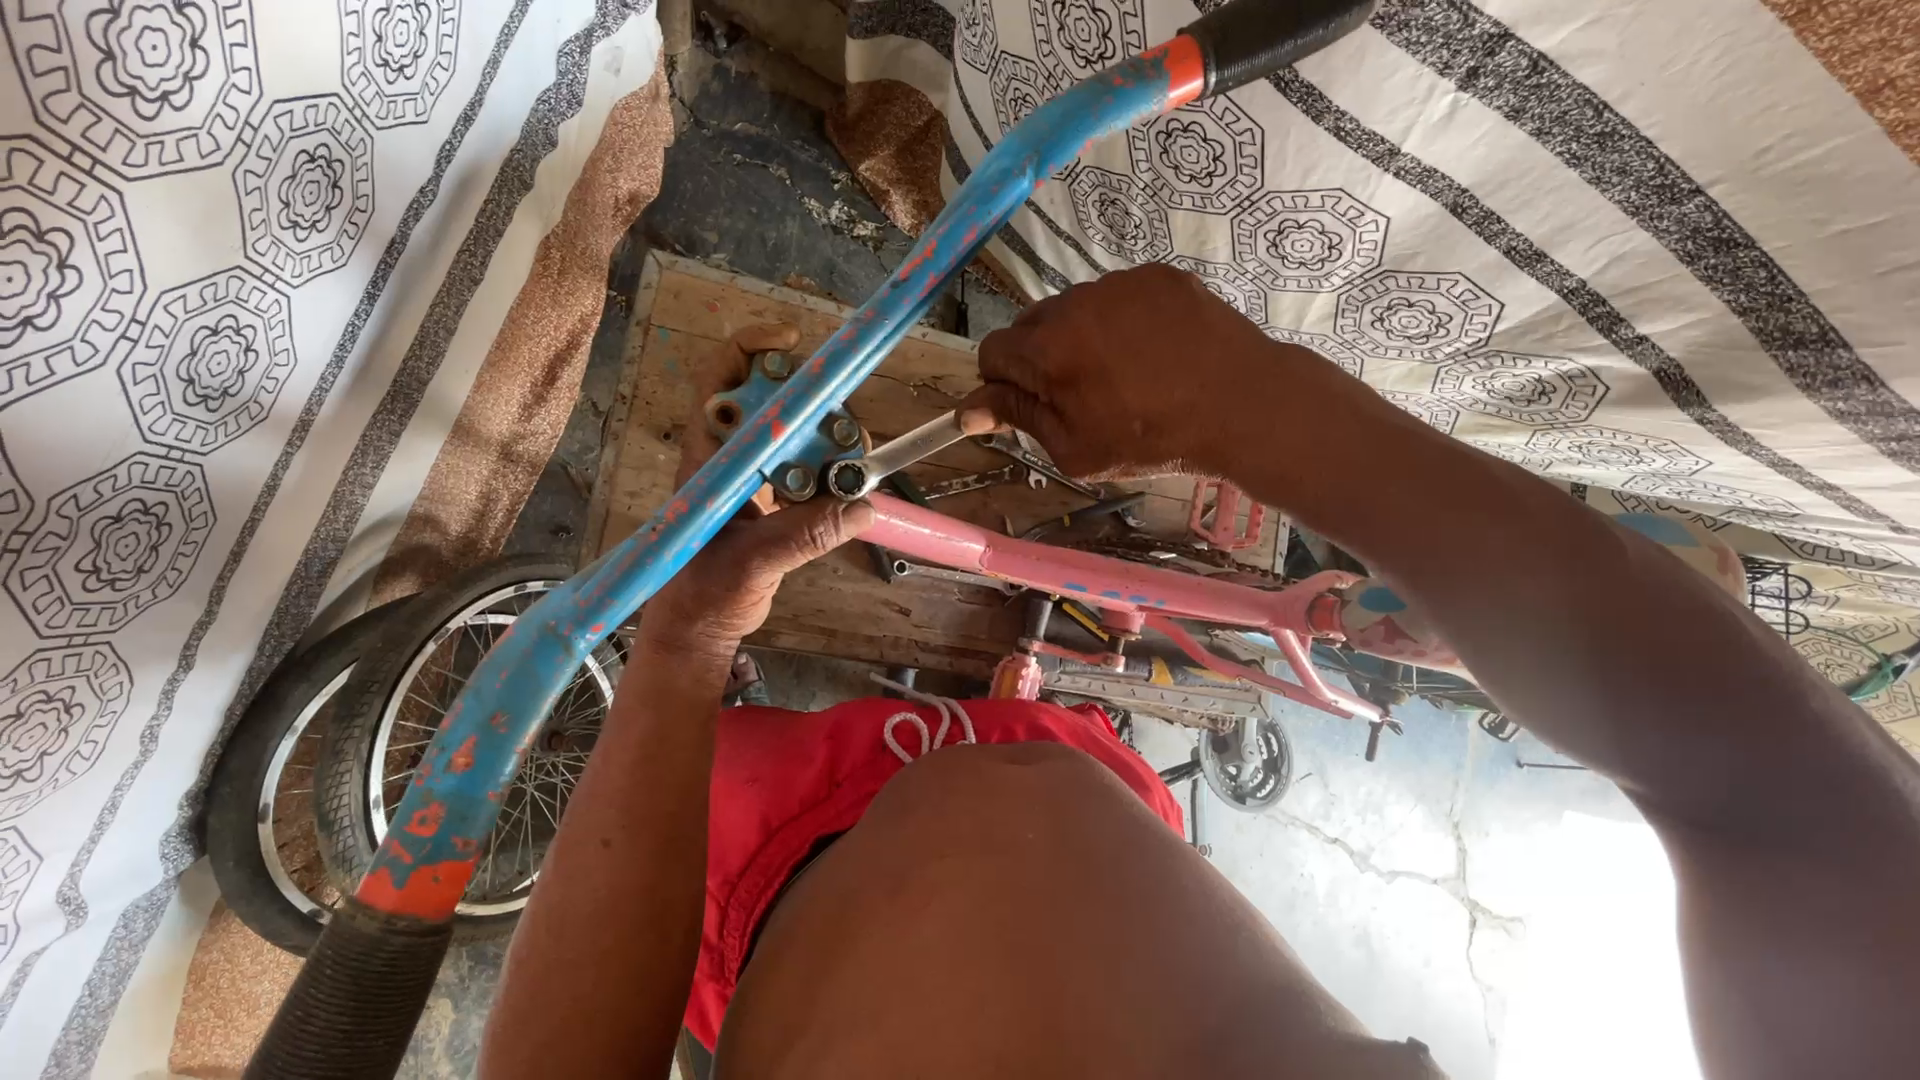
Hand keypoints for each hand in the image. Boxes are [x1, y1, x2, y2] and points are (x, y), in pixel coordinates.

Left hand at [640, 324, 873, 657]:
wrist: (702, 626)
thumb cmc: (704, 592)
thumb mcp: (752, 562)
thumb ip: (801, 535)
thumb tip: (859, 506)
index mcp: (709, 456)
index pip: (721, 381)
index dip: (752, 349)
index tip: (792, 342)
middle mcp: (734, 456)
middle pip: (777, 402)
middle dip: (816, 408)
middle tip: (844, 436)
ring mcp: (757, 477)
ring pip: (801, 436)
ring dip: (831, 445)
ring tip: (853, 470)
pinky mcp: (778, 501)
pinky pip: (812, 471)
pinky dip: (834, 475)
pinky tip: (849, 490)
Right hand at [956, 263, 1364, 480]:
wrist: (1243, 405)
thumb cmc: (1152, 440)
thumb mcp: (1074, 448)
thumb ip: (1017, 418)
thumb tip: (965, 410)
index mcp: (1047, 350)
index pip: (992, 352)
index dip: (1001, 382)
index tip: (1027, 404)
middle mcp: (1074, 303)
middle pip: (1030, 325)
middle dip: (1038, 357)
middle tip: (1077, 394)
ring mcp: (1119, 282)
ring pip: (1074, 308)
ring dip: (1079, 336)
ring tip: (1123, 373)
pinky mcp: (1157, 275)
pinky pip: (1118, 295)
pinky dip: (1121, 320)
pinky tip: (1152, 351)